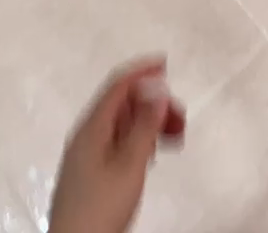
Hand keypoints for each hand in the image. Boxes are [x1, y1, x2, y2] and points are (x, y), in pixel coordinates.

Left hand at [50, 56, 186, 232]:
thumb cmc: (102, 204)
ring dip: (150, 123)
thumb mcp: (130, 163)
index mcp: (92, 127)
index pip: (118, 85)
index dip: (142, 71)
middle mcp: (87, 135)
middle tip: (179, 117)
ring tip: (174, 137)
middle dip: (153, 103)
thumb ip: (145, 124)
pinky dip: (139, 140)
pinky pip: (119, 143)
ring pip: (123, 125)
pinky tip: (153, 154)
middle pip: (123, 105)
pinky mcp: (91, 173)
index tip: (166, 64)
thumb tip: (157, 89)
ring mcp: (87, 155)